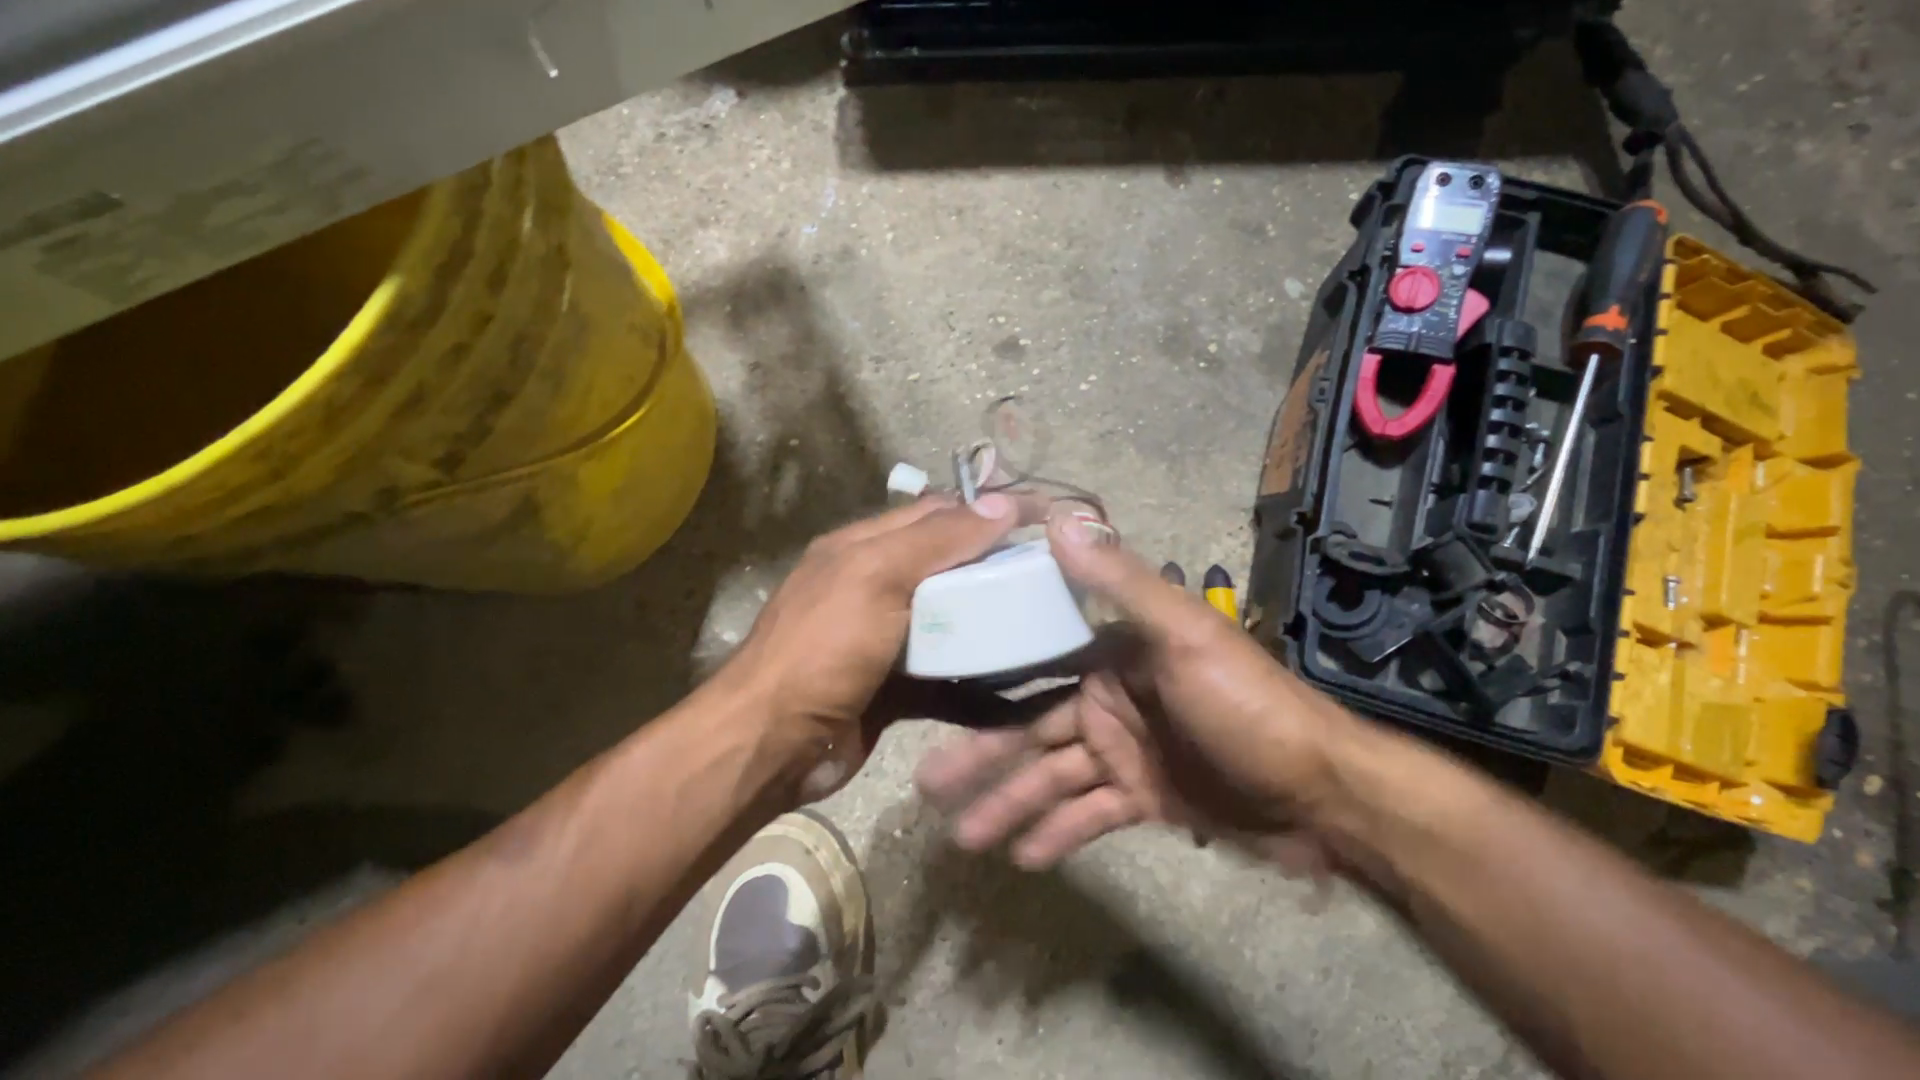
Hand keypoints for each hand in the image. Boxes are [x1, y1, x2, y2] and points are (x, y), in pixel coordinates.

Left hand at [713, 493, 1044, 801]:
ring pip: (949, 624)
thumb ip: (937, 540)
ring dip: (992, 627)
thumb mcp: (876, 577)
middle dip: (996, 571)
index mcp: (861, 549)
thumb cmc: (823, 649)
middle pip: (946, 569)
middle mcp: (872, 588)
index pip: (935, 515)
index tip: (1046, 520)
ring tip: (1047, 628)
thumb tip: (1001, 502)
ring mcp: (883, 642)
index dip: (988, 513)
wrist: (772, 743)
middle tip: (1055, 580)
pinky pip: (945, 677)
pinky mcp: (894, 690)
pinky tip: (1019, 687)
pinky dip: (978, 682)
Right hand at [915, 512, 1364, 872]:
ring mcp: (1126, 752)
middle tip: (927, 788)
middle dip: (982, 760)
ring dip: (1010, 806)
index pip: (1035, 663)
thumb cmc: (1246, 705)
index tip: (934, 696)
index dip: (984, 682)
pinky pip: (1090, 815)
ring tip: (964, 839)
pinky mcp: (1144, 798)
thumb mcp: (1183, 636)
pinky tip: (1023, 859)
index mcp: (1115, 654)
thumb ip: (1120, 583)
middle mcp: (1111, 699)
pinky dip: (1058, 834)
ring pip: (1054, 779)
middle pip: (1032, 731)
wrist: (1320, 790)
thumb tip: (1062, 519)